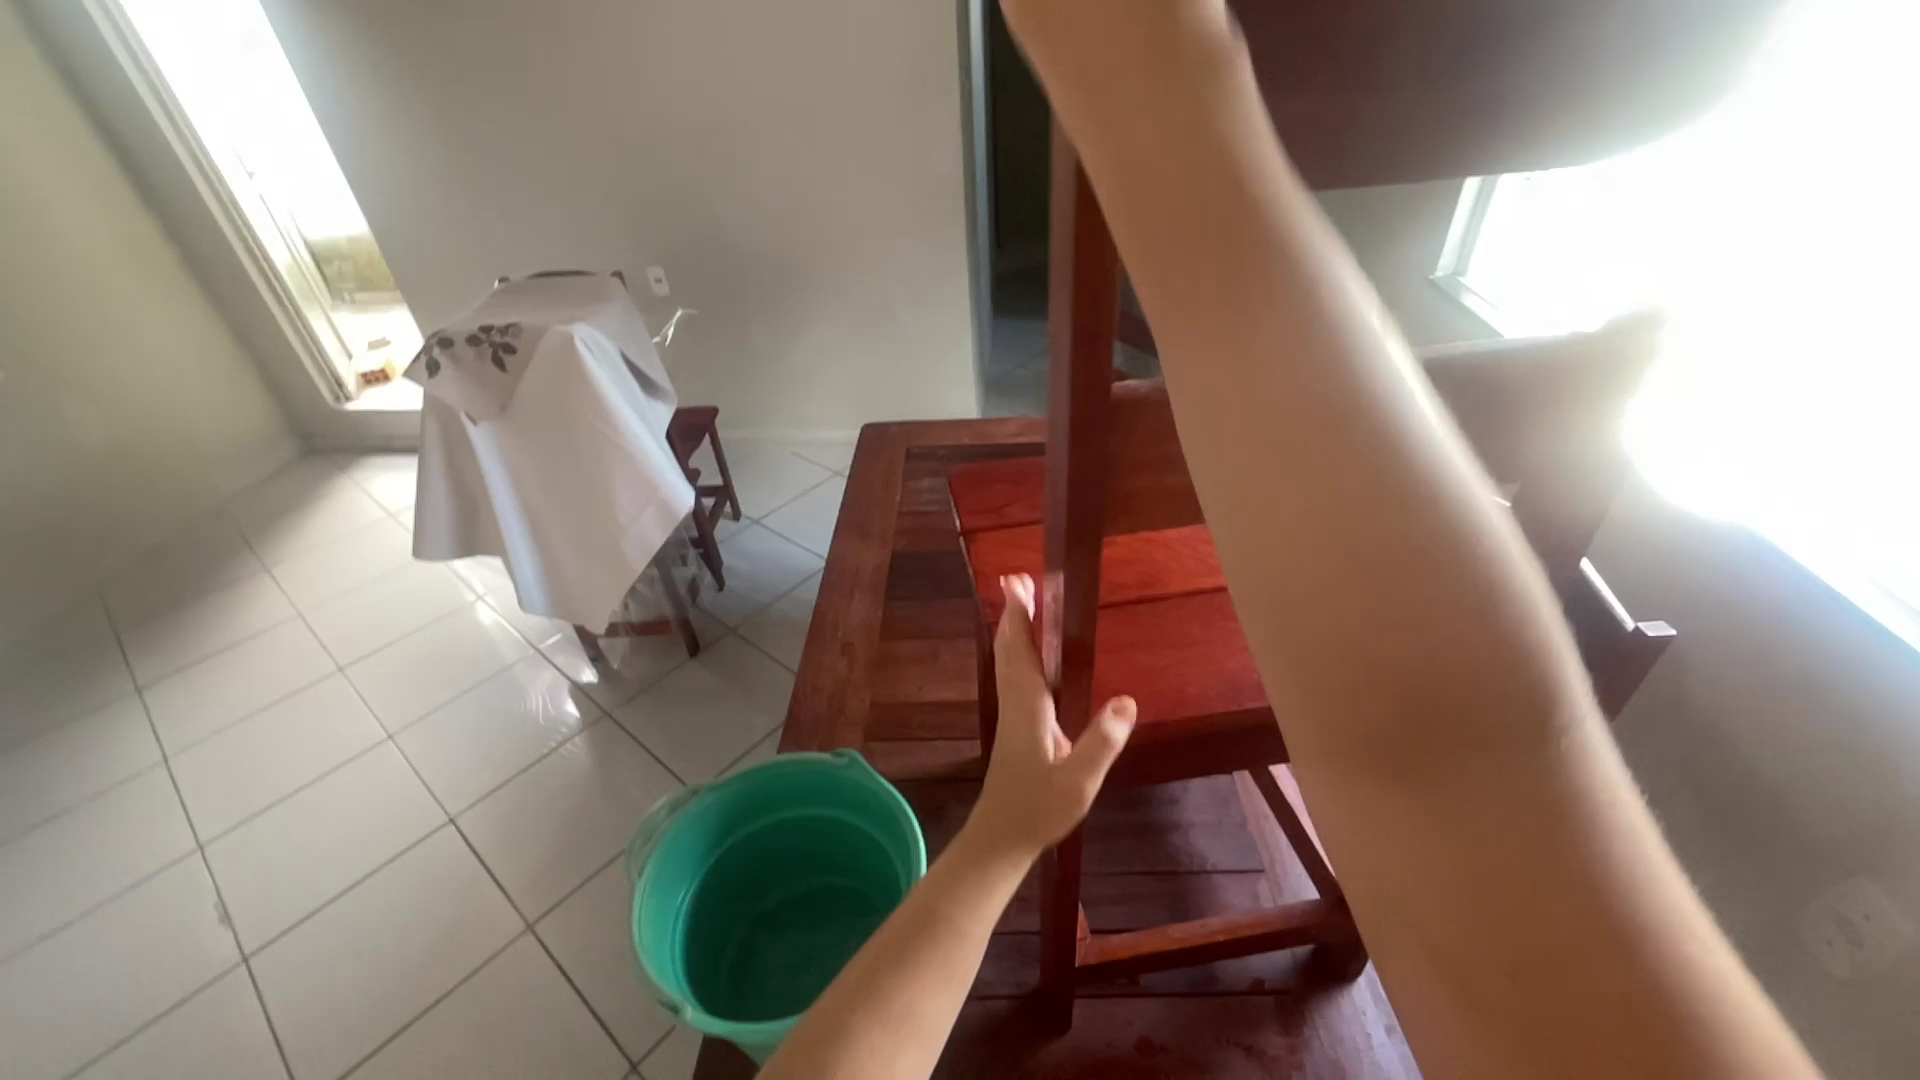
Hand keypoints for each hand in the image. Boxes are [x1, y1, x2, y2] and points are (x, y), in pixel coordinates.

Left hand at [964, 574, 1136, 860]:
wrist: (1000, 837)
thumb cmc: (1038, 809)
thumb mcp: (1078, 781)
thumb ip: (1101, 743)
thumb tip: (1127, 699)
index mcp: (1028, 708)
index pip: (1023, 652)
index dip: (1021, 617)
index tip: (1019, 582)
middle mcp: (1016, 704)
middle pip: (1009, 649)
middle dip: (1014, 613)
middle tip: (1017, 579)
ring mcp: (1012, 715)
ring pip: (1008, 662)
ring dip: (1013, 630)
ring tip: (1020, 604)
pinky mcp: (1015, 727)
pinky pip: (1013, 676)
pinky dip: (1017, 653)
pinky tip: (1028, 658)